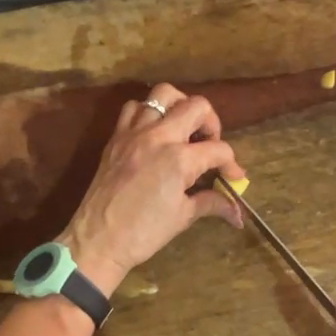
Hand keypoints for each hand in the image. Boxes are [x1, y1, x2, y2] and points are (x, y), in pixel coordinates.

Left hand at [58, 83, 247, 293]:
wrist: (98, 240)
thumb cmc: (144, 233)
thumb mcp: (183, 217)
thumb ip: (211, 203)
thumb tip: (237, 212)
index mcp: (180, 159)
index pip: (218, 150)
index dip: (232, 165)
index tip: (234, 177)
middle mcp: (159, 137)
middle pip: (197, 106)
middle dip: (212, 123)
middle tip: (210, 145)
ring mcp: (135, 133)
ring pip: (164, 94)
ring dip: (180, 106)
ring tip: (184, 129)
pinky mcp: (116, 137)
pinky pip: (134, 108)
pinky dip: (148, 112)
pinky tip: (154, 132)